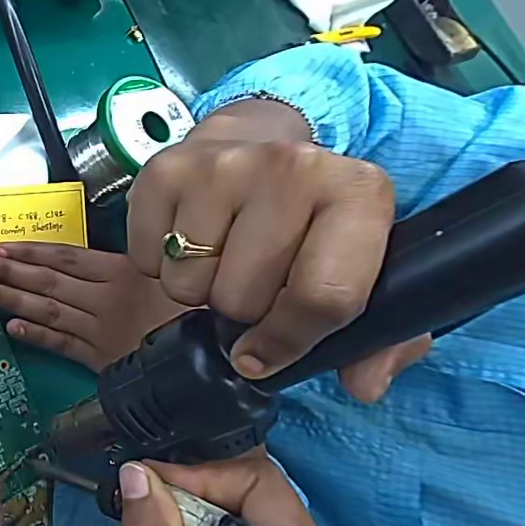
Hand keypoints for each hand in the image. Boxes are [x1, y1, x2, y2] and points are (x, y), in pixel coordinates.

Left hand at [0, 242, 188, 371]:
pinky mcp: (104, 359)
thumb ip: (132, 269)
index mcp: (122, 270)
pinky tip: (12, 329)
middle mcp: (106, 297)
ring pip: (48, 310)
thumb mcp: (172, 275)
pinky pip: (64, 345)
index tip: (0, 247)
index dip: (29, 251)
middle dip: (7, 271)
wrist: (225, 356)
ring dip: (13, 299)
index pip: (65, 257)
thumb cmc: (203, 308)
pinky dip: (37, 336)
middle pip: (47, 280)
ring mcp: (102, 329)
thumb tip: (98, 262)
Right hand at [127, 97, 430, 399]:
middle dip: (238, 306)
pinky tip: (182, 238)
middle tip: (245, 279)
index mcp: (357, 191)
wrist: (249, 140)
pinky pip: (144, 260)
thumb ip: (381, 337)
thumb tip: (361, 385)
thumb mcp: (363, 267)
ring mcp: (219, 166)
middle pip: (242, 298)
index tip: (265, 354)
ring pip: (187, 284)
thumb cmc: (305, 215)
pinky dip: (158, 265)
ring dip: (195, 286)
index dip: (290, 342)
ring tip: (215, 257)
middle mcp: (289, 167)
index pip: (322, 297)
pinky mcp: (163, 172)